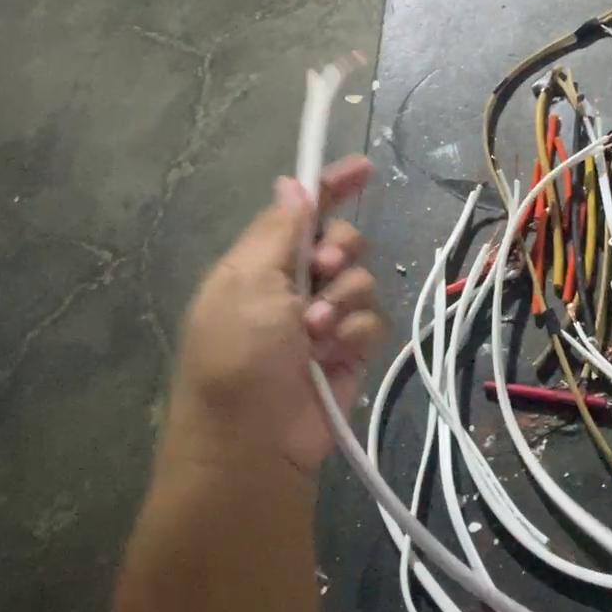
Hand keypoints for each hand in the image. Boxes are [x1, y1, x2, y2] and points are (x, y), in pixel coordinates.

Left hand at [165, 155, 382, 477]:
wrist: (252, 444)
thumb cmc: (238, 355)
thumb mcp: (249, 282)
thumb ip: (279, 230)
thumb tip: (292, 183)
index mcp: (261, 263)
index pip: (303, 211)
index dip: (333, 186)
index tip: (365, 167)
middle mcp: (295, 285)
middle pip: (342, 241)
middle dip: (340, 251)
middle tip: (324, 270)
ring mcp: (325, 318)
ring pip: (363, 280)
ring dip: (344, 302)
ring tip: (317, 333)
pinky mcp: (349, 348)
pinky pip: (373, 320)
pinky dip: (356, 333)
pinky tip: (334, 355)